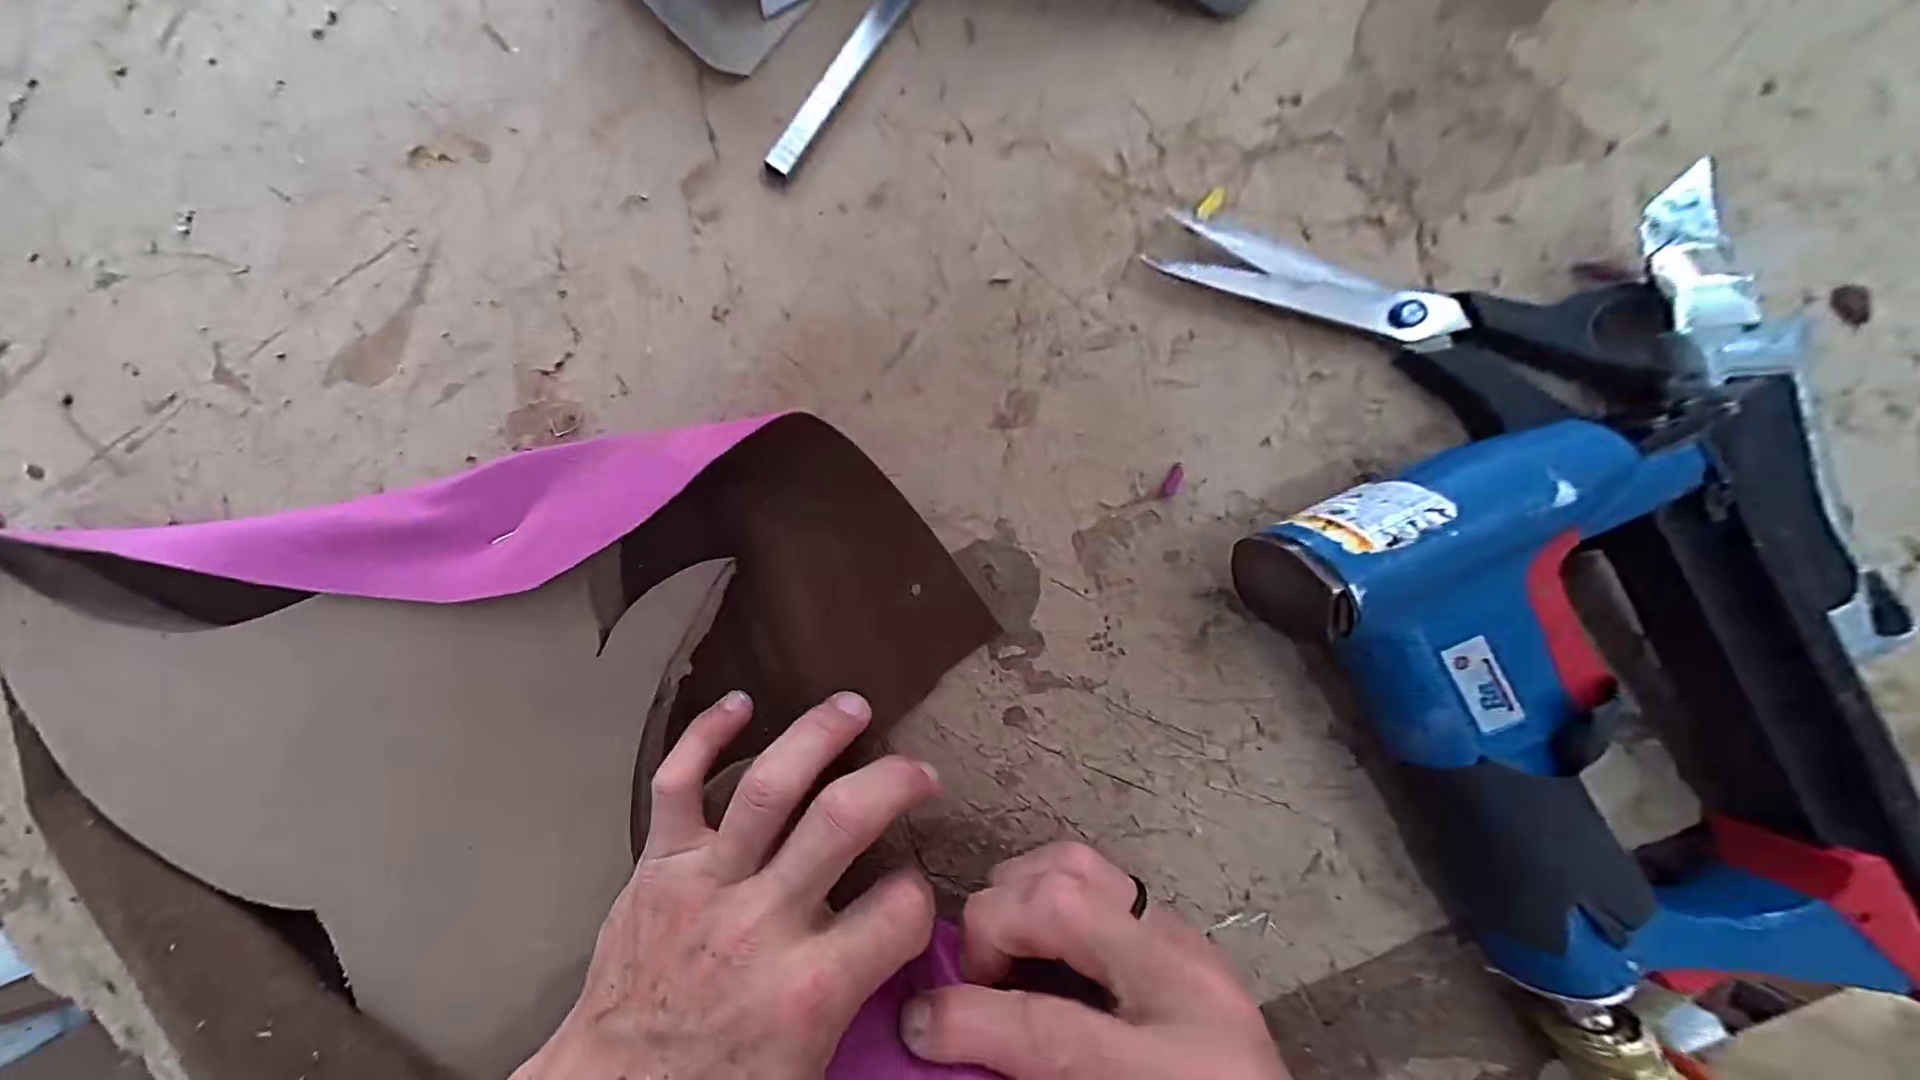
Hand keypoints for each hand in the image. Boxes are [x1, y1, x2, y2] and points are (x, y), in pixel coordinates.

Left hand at [515, 691, 941, 1079]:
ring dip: (816, 736)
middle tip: (920, 770)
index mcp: (809, 989)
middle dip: (893, 782)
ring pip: (768, 787)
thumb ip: (864, 989)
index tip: (913, 890)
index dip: (921, 895)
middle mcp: (760, 923)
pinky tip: (740, 703)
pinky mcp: (659, 865)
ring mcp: (706, 884)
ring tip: (851, 707)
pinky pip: (678, 785)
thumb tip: (910, 939)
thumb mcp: (813, 1062)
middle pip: (841, 821)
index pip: (901, 912)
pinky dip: (705, 736)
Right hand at [901, 842, 1289, 1079]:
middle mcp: (1188, 979)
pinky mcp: (1180, 928)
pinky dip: (1052, 887)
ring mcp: (1186, 940)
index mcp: (1176, 1065)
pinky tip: (1040, 932)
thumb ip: (1032, 1070)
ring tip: (1002, 943)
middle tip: (973, 978)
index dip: (968, 1019)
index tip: (918, 1022)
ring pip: (1081, 863)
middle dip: (994, 926)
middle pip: (1065, 901)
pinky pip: (1101, 875)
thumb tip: (950, 1037)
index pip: (1050, 1027)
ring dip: (1021, 891)